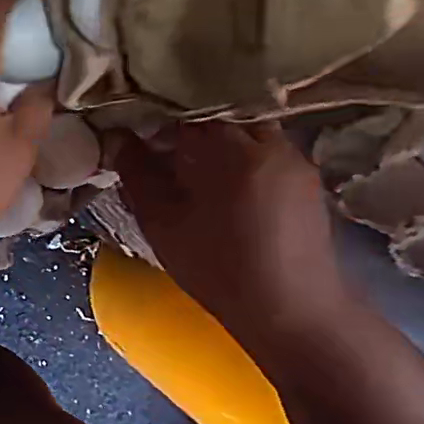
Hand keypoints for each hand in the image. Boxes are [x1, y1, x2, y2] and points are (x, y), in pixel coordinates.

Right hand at [113, 122, 350, 339]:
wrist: (293, 313)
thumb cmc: (219, 271)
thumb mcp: (164, 225)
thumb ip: (137, 176)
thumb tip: (117, 138)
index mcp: (234, 150)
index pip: (187, 111)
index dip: (157, 119)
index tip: (136, 136)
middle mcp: (271, 144)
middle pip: (221, 115)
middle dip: (188, 128)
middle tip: (160, 151)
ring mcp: (295, 160)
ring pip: (245, 131)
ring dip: (216, 142)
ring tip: (189, 169)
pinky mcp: (307, 181)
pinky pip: (265, 151)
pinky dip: (238, 157)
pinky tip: (221, 187)